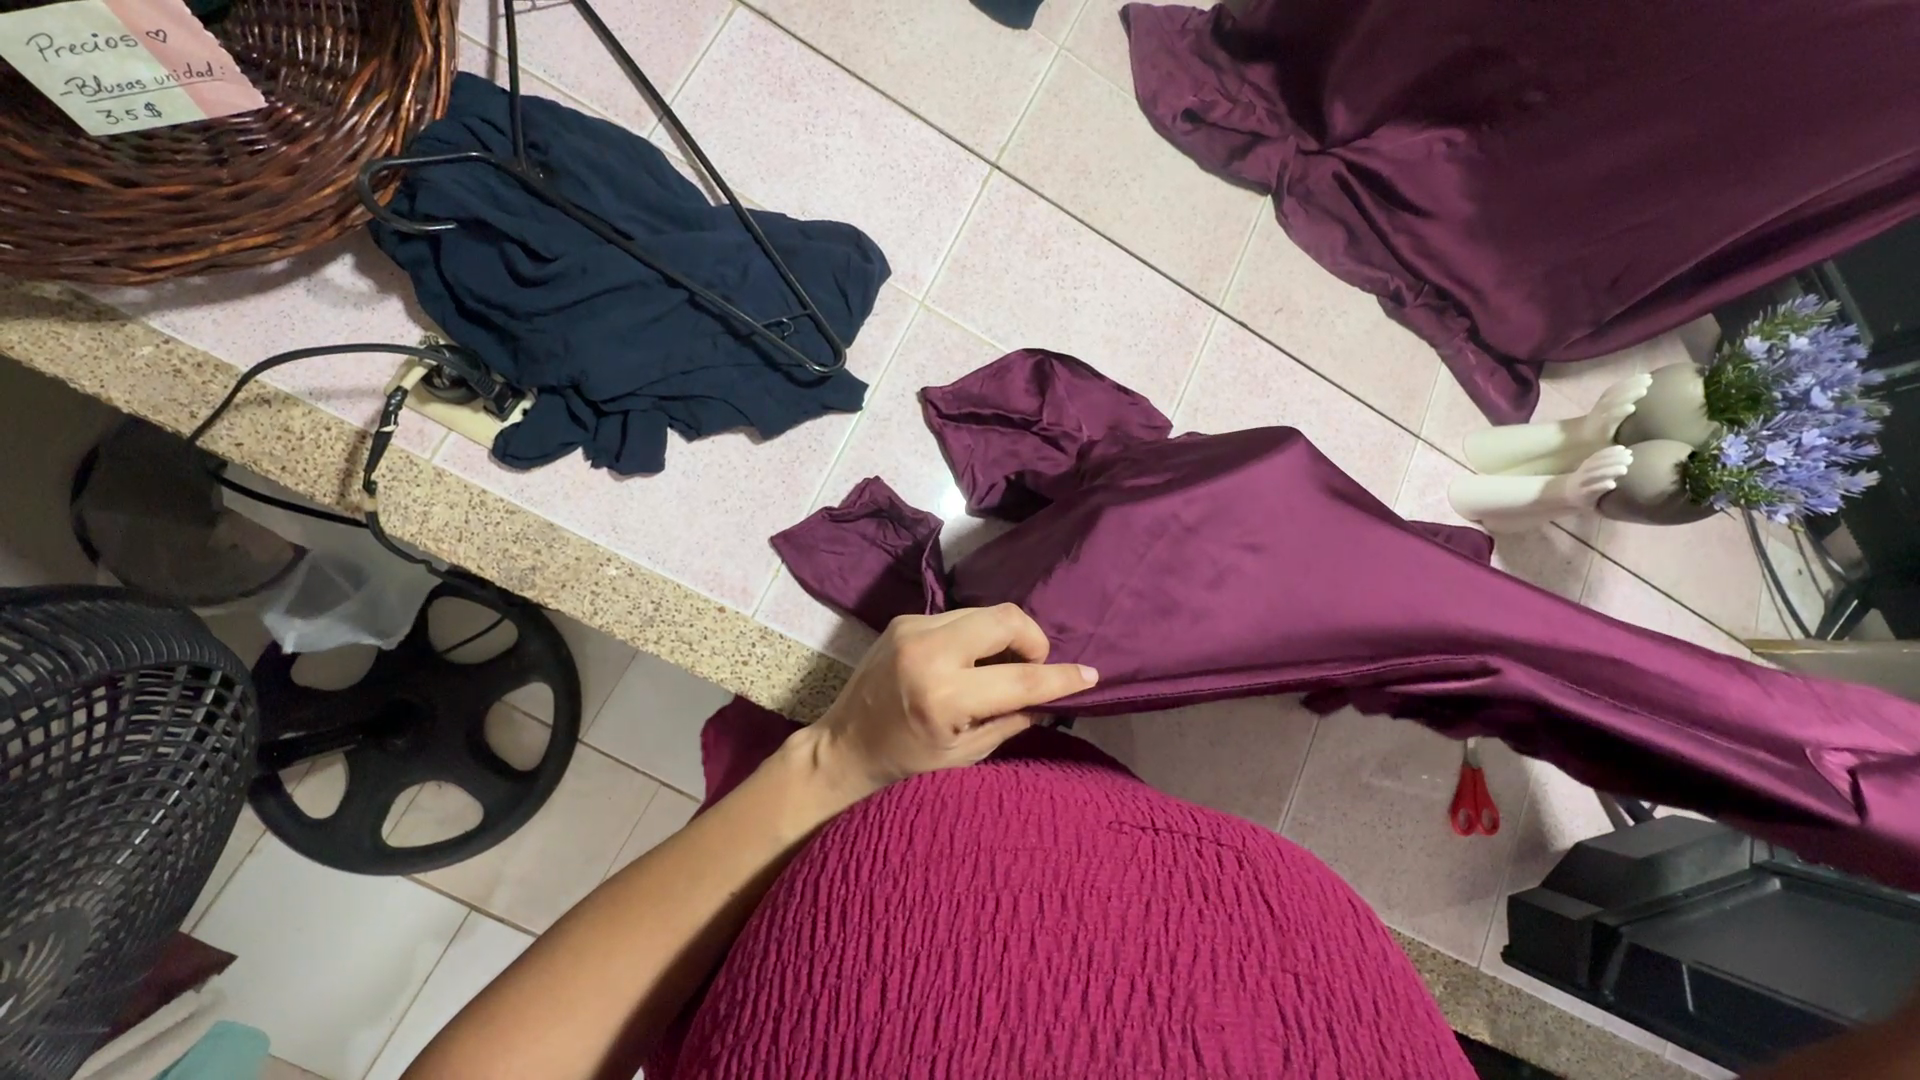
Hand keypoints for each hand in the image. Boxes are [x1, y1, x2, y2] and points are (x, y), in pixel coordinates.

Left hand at [797, 604, 1098, 801]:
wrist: (843, 747)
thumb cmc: (905, 763)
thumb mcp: (966, 754)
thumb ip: (1013, 719)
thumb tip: (1053, 697)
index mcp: (942, 696)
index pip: (1020, 677)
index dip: (1061, 676)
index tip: (1089, 674)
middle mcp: (927, 652)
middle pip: (1006, 619)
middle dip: (1033, 640)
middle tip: (1035, 667)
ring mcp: (912, 629)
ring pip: (984, 612)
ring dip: (1003, 637)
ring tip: (1000, 667)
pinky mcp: (904, 620)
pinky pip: (958, 617)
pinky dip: (975, 635)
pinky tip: (968, 662)